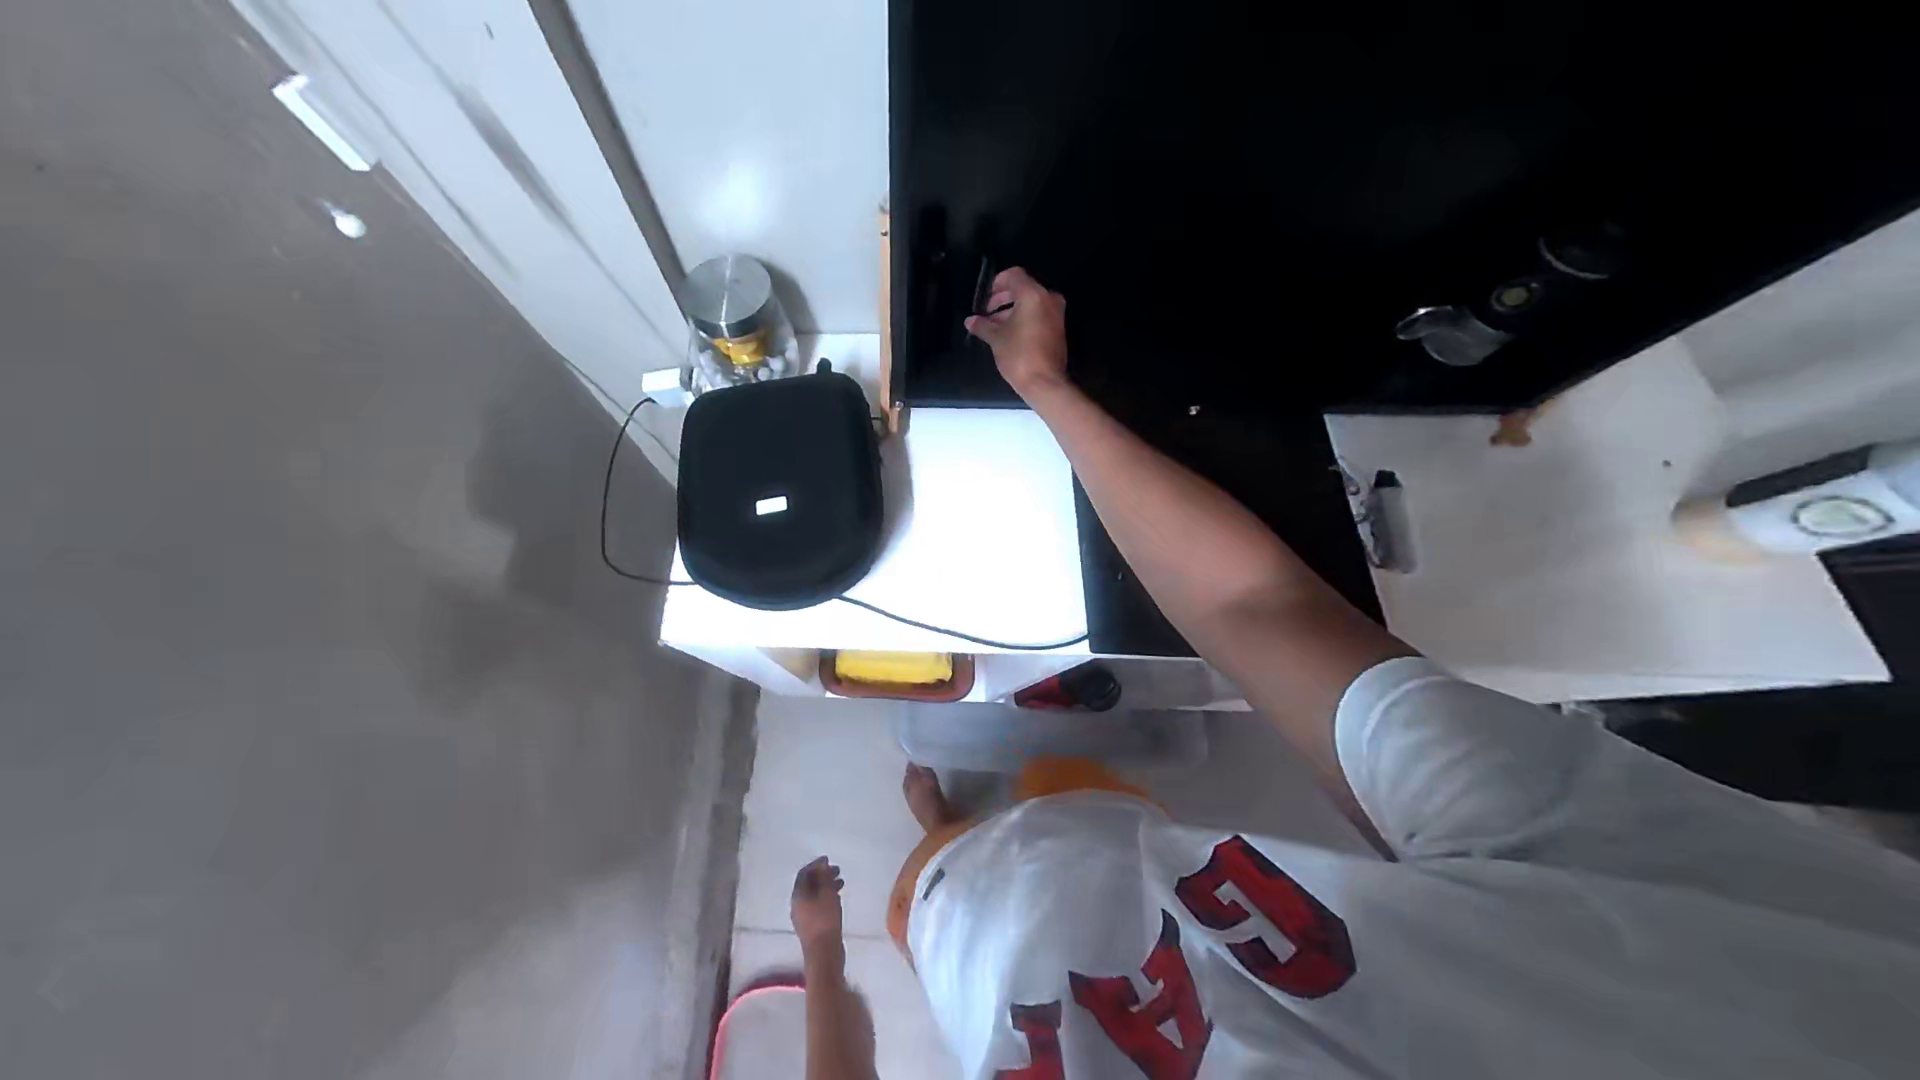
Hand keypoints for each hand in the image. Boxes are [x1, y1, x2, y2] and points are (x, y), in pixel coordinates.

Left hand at [790, 856, 845, 968]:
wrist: (824, 954)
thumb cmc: (825, 920)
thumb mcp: (827, 893)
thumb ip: (824, 876)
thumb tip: (821, 863)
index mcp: (797, 895)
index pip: (803, 873)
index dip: (815, 864)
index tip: (829, 860)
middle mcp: (796, 905)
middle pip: (808, 884)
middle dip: (822, 875)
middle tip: (837, 871)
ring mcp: (802, 917)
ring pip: (814, 895)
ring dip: (826, 886)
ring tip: (841, 883)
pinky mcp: (810, 926)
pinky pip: (817, 905)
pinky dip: (826, 897)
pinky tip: (837, 898)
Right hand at [964, 267, 1069, 399]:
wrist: (1045, 383)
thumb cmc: (1019, 356)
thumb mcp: (996, 338)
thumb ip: (982, 325)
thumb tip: (970, 321)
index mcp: (1033, 295)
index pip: (1014, 275)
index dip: (997, 283)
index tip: (986, 298)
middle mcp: (1048, 298)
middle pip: (1023, 288)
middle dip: (1003, 298)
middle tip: (988, 312)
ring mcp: (1056, 313)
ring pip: (1031, 302)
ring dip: (1012, 309)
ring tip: (995, 325)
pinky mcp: (1058, 328)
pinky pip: (1039, 314)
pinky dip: (1024, 318)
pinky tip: (1010, 333)